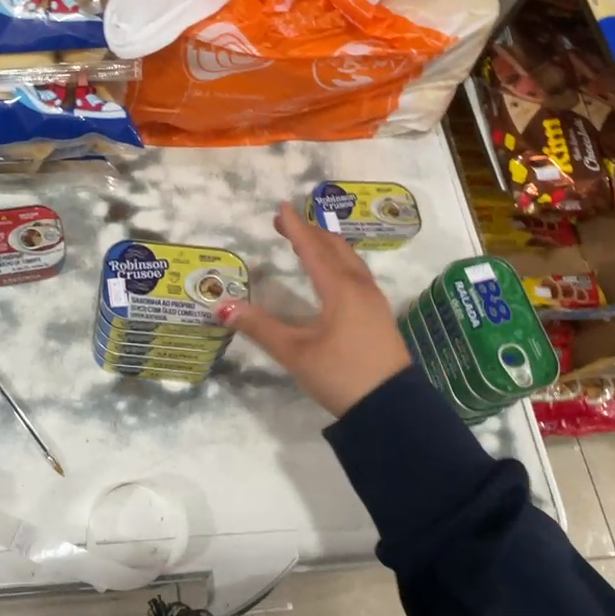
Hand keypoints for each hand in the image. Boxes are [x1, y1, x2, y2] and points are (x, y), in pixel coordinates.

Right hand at [221, 202, 412, 416]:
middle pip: (335, 249)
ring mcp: (373, 301)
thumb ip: (260, 328)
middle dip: (311, 232)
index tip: (282, 207)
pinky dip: (341, 262)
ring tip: (311, 239)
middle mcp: (359, 287)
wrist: (391, 407)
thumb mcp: (295, 353)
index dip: (295, 228)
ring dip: (329, 245)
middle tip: (287, 221)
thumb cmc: (341, 374)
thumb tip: (223, 306)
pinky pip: (357, 275)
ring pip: (350, 261)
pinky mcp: (378, 316)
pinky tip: (336, 272)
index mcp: (340, 289)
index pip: (313, 249)